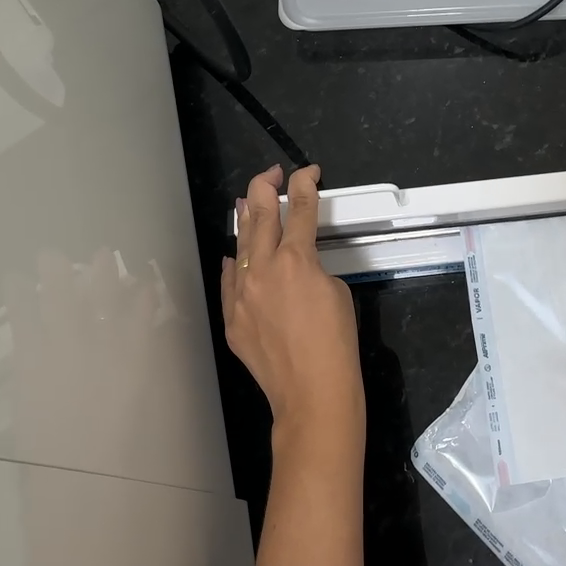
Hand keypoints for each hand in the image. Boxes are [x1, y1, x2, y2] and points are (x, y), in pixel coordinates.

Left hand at [223, 165, 363, 442]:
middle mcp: (261, 270)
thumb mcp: (337, 290)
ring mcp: (242, 294)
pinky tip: (235, 254)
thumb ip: (312, 266)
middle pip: (260, 214)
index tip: (308, 173)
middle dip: (266, 186)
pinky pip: (229, 281)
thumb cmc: (336, 342)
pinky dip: (234, 263)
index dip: (305, 184)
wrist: (312, 392)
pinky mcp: (233, 318)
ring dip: (246, 218)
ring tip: (249, 201)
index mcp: (295, 259)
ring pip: (239, 244)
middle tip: (273, 174)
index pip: (299, 209)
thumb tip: (296, 263)